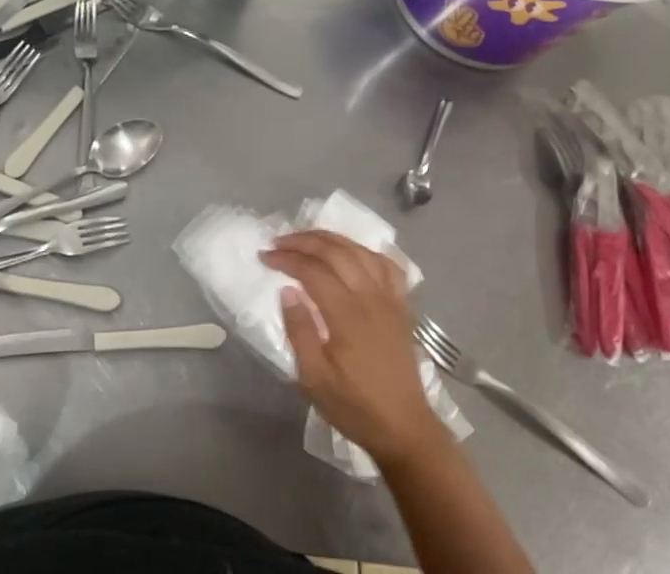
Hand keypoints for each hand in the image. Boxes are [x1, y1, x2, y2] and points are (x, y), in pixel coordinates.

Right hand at [261, 230, 446, 469]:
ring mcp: (391, 301)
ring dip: (332, 240)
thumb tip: (286, 291)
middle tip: (278, 242)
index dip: (286, 258)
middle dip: (304, 241)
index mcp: (347, 316)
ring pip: (361, 253)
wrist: (405, 429)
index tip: (264, 257)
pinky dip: (368, 251)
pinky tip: (353, 252)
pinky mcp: (402, 309)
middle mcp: (371, 300)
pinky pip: (388, 267)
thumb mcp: (313, 378)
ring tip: (308, 239)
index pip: (313, 271)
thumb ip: (299, 331)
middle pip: (337, 253)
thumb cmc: (354, 406)